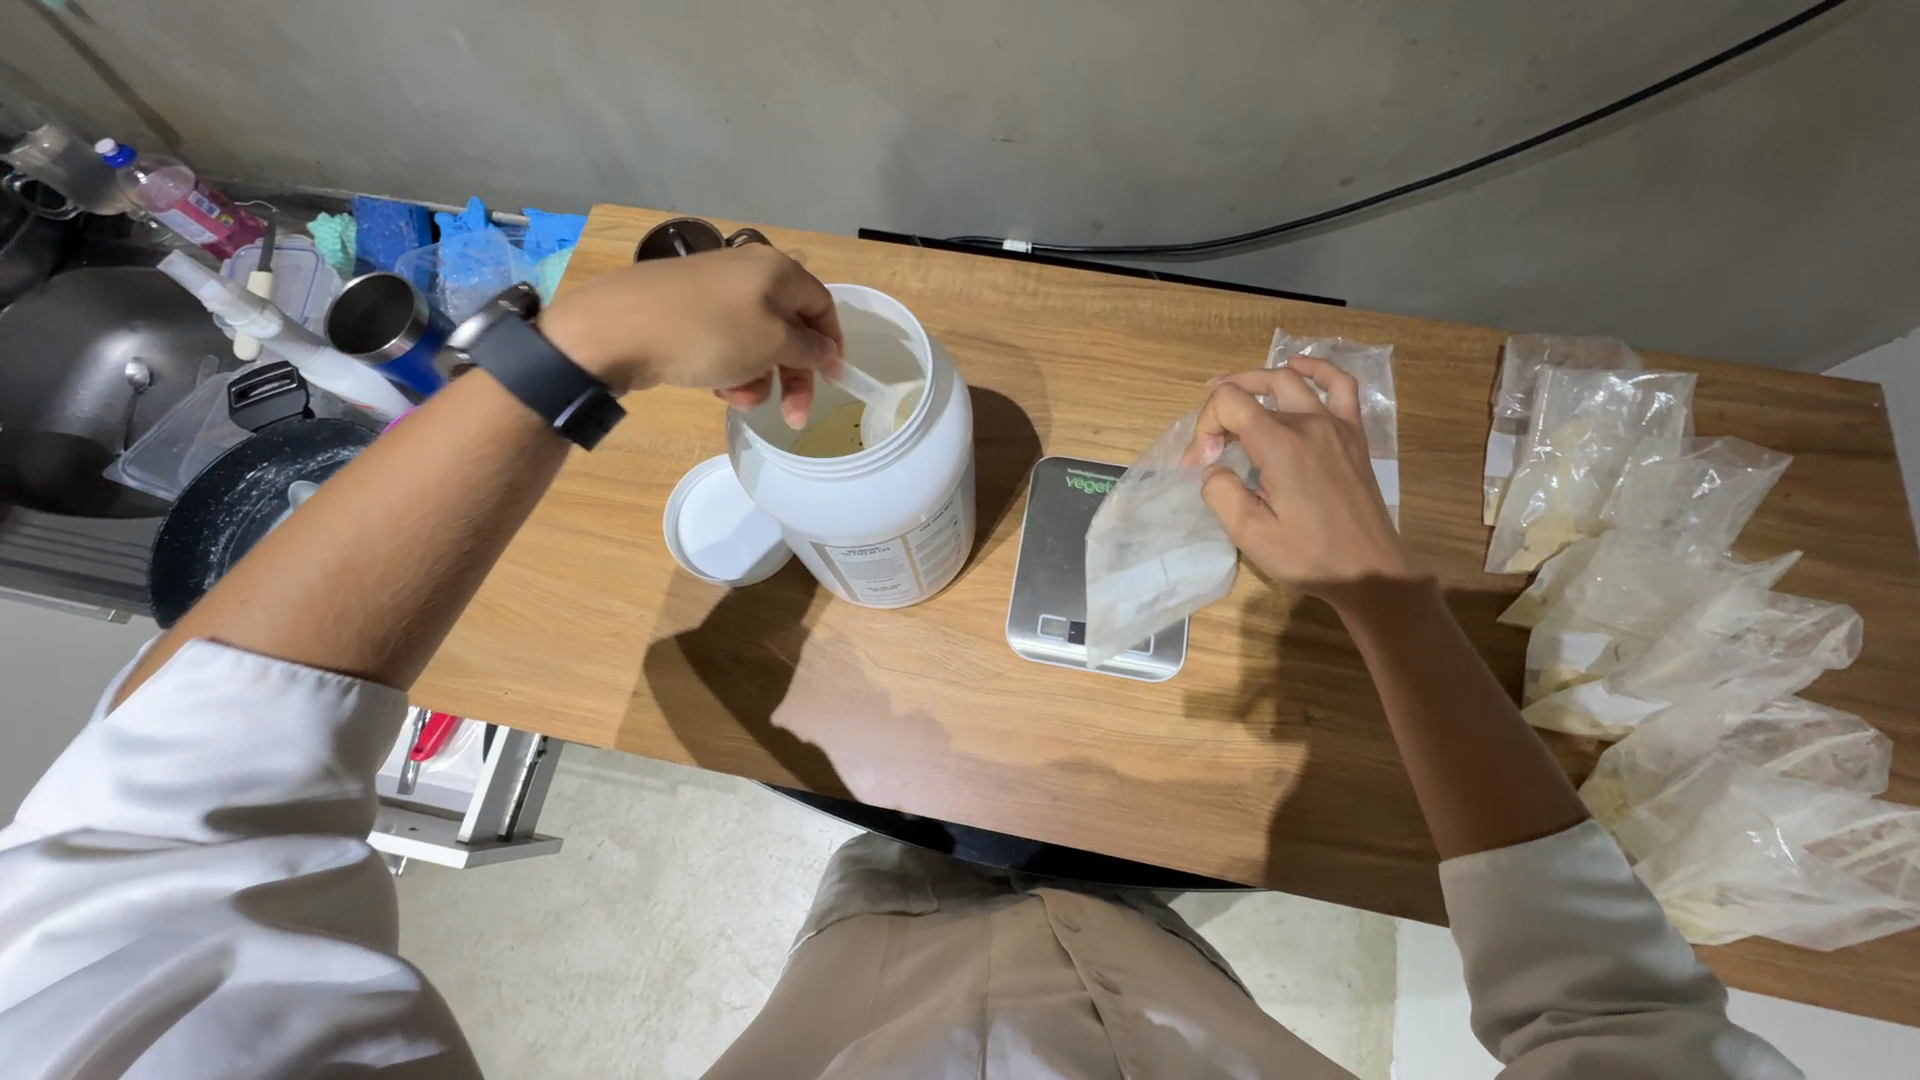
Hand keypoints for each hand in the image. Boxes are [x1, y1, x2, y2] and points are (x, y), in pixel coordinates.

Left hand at [537, 244, 842, 427]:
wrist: (617, 329)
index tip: (832, 383)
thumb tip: (827, 350)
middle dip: (793, 376)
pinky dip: (729, 368)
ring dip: (758, 377)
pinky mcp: (686, 310)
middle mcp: (749, 273)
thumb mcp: (771, 344)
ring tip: (739, 401)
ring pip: (756, 341)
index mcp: (777, 270)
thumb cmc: (709, 333)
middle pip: (790, 329)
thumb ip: (808, 349)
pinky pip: (725, 342)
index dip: (832, 345)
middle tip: (793, 416)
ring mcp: (714, 291)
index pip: (822, 306)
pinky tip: (715, 388)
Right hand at [1186, 361, 1415, 603]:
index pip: (1229, 403)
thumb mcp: (1249, 534)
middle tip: (1207, 440)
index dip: (1204, 427)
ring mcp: (1336, 425)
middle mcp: (1310, 423)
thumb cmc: (1308, 556)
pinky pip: (1339, 385)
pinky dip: (1316, 369)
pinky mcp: (1353, 435)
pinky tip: (1298, 368)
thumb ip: (1220, 492)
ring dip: (1256, 381)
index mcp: (1281, 445)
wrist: (1370, 569)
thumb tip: (1213, 468)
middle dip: (1221, 410)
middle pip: (1255, 388)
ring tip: (1233, 392)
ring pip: (1291, 379)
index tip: (1203, 464)